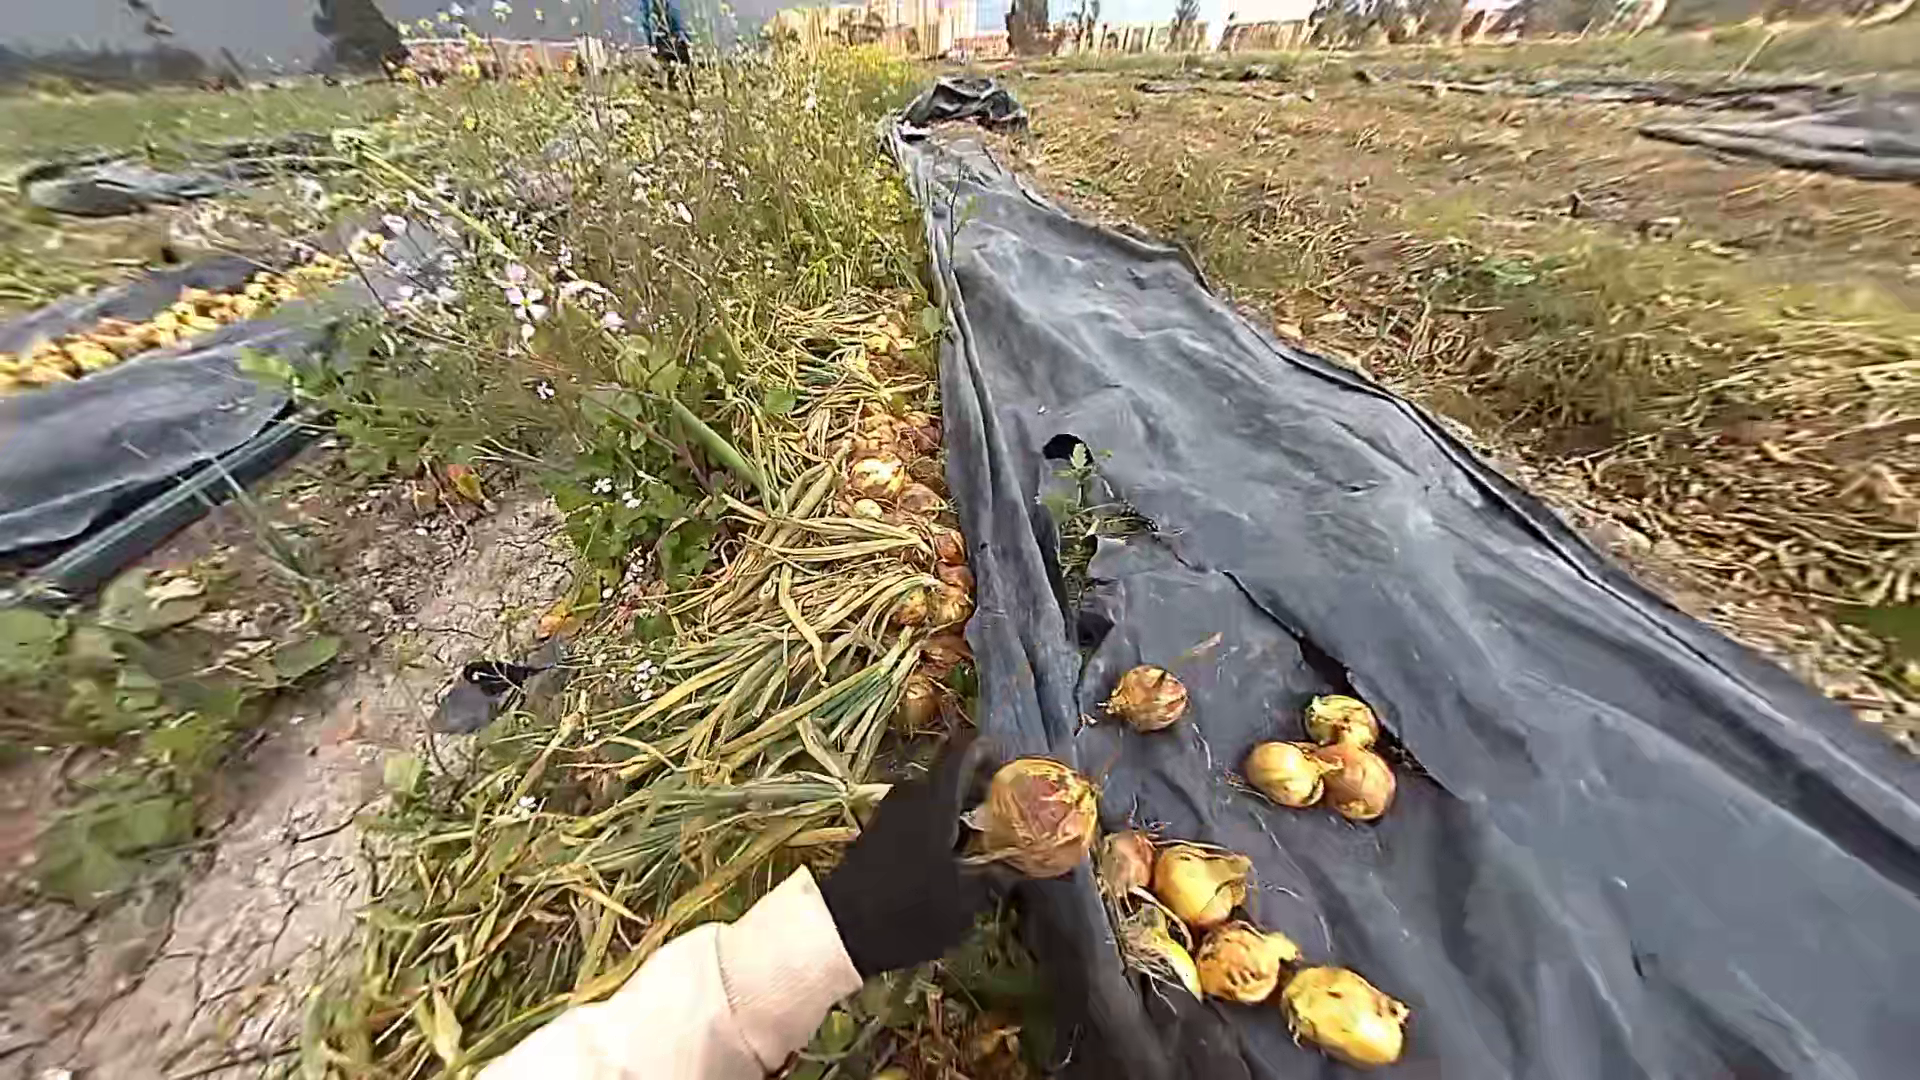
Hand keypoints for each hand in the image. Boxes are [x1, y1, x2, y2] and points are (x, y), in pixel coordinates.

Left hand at [820, 733, 997, 976]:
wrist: (842, 927)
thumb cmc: (909, 908)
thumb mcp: (964, 901)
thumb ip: (996, 876)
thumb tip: (1020, 866)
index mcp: (936, 797)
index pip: (964, 748)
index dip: (989, 750)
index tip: (1008, 770)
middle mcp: (914, 791)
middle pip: (952, 771)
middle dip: (980, 787)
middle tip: (1003, 815)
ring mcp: (892, 806)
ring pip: (935, 792)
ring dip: (959, 807)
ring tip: (980, 840)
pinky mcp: (880, 825)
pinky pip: (918, 808)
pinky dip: (939, 820)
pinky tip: (949, 855)